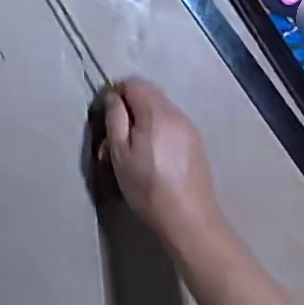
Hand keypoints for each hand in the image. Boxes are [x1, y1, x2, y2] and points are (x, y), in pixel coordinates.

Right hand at [103, 80, 222, 242]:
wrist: (191, 220)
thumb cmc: (149, 188)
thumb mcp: (120, 154)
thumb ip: (115, 119)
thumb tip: (113, 97)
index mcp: (156, 112)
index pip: (133, 83)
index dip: (116, 92)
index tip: (107, 112)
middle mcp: (176, 113)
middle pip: (149, 90)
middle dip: (131, 101)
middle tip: (118, 128)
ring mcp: (189, 126)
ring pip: (162, 105)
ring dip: (145, 113)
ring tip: (136, 142)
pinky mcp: (197, 141)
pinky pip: (172, 120)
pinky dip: (159, 125)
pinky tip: (155, 151)